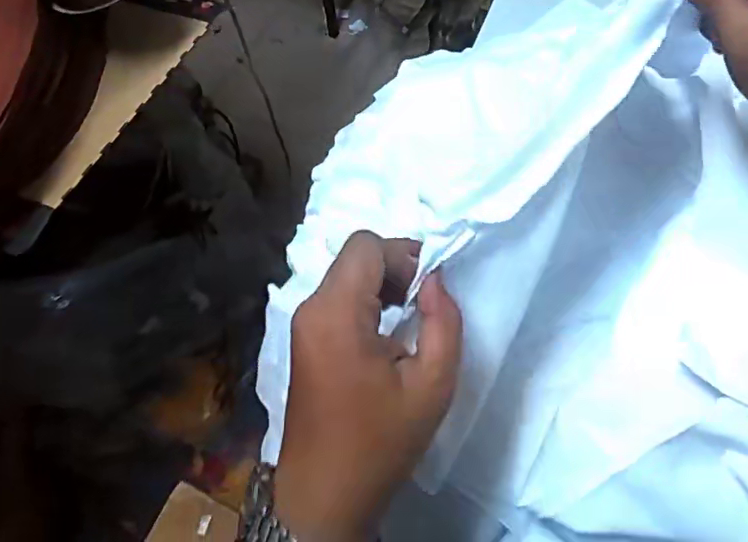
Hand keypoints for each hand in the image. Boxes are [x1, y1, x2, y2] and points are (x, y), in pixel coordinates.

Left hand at [274, 231, 462, 541]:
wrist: (323, 501)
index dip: (403, 255)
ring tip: (408, 318)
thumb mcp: (433, 384)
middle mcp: (311, 309)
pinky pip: (339, 294)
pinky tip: (387, 332)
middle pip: (357, 254)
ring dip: (383, 282)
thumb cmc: (380, 442)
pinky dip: (367, 298)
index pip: (367, 245)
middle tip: (422, 304)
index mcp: (336, 314)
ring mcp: (303, 324)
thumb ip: (444, 320)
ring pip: (348, 271)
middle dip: (396, 267)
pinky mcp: (305, 339)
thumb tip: (434, 279)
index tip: (427, 289)